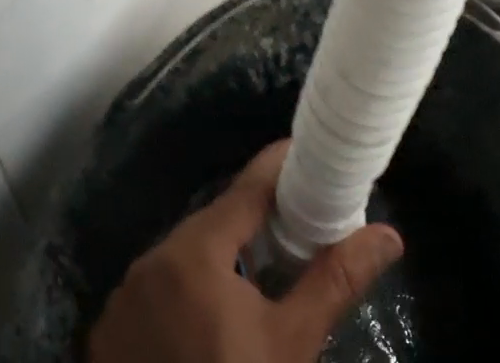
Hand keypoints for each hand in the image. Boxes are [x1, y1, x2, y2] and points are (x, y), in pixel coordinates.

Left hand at [87, 141, 404, 362]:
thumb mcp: (291, 342)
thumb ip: (335, 280)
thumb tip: (388, 235)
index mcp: (192, 253)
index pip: (246, 188)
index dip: (280, 168)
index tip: (311, 157)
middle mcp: (150, 261)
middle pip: (213, 220)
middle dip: (257, 217)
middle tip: (301, 222)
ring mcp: (123, 297)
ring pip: (184, 254)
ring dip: (223, 254)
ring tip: (266, 267)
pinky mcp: (111, 331)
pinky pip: (159, 288)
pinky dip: (190, 286)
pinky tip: (216, 311)